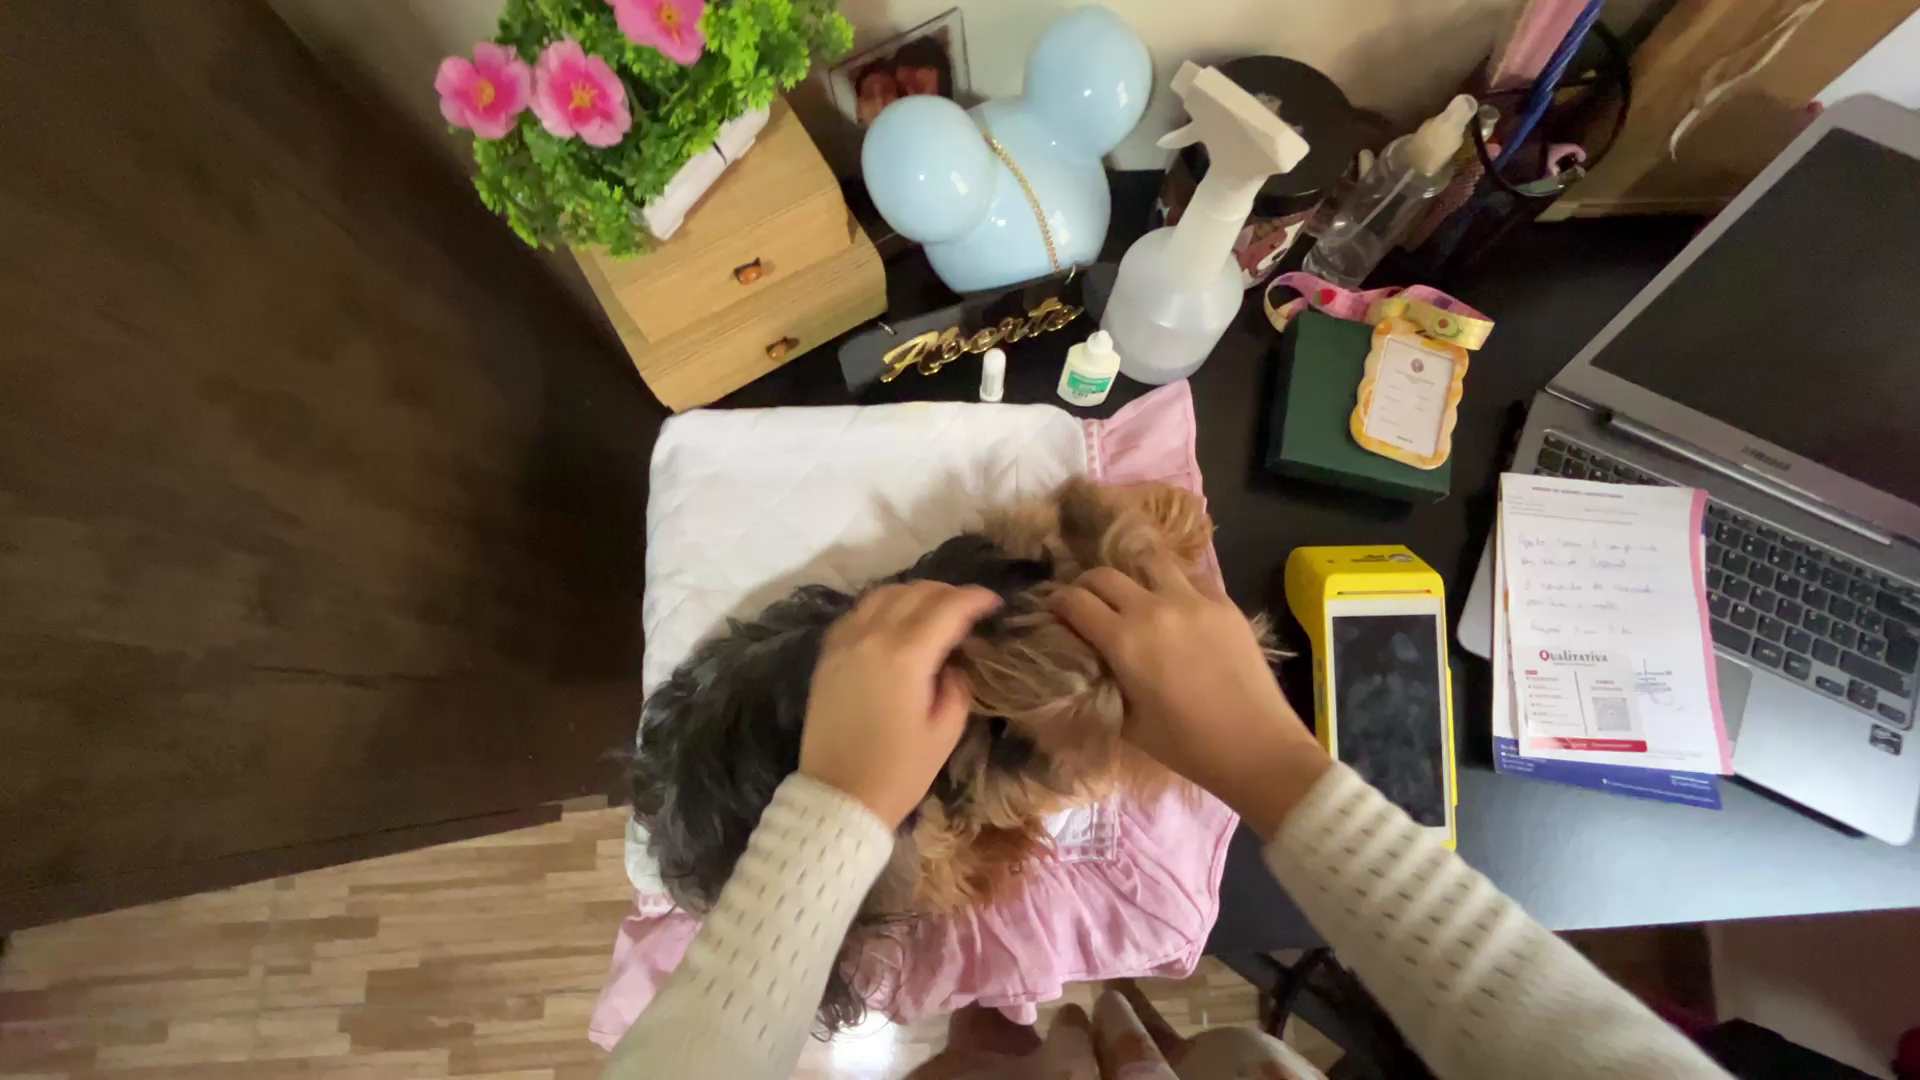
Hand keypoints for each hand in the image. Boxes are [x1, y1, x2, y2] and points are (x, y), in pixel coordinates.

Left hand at [800, 582, 1002, 827]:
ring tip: (934, 607)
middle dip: (949, 592)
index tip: (994, 602)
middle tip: (969, 606)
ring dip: (915, 593)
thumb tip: (953, 662)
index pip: (948, 609)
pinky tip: (896, 620)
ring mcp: (845, 642)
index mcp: (906, 657)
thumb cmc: (899, 771)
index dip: (975, 599)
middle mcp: (873, 637)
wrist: (838, 797)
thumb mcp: (945, 732)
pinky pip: (858, 611)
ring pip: (884, 593)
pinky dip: (882, 605)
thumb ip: (957, 686)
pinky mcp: (828, 654)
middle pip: (916, 592)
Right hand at [1049, 557, 1330, 837]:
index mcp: (1124, 641)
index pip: (1075, 601)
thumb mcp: (1127, 722)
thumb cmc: (1187, 746)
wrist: (1258, 749)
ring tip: (1131, 591)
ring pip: (1148, 561)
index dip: (1057, 602)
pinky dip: (1171, 582)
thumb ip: (1102, 682)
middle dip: (1086, 585)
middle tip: (1086, 600)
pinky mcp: (1224, 603)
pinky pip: (1189, 576)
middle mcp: (1154, 609)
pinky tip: (1172, 601)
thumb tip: (1087, 661)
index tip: (1054, 609)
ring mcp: (1193, 601)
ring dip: (1130, 574)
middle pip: (1104, 574)